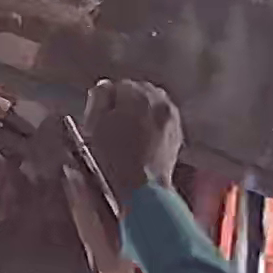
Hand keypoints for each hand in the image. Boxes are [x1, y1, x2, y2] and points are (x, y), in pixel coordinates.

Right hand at [82, 79, 181, 202]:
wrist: (143, 187)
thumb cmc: (115, 157)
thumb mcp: (95, 125)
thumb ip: (98, 99)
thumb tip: (103, 88)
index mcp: (137, 96)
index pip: (118, 85)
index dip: (105, 100)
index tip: (99, 114)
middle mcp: (159, 102)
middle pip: (138, 89)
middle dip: (125, 100)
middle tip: (112, 119)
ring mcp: (171, 117)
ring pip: (152, 101)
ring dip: (140, 108)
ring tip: (127, 126)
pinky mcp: (177, 132)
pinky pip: (162, 116)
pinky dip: (152, 120)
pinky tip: (141, 135)